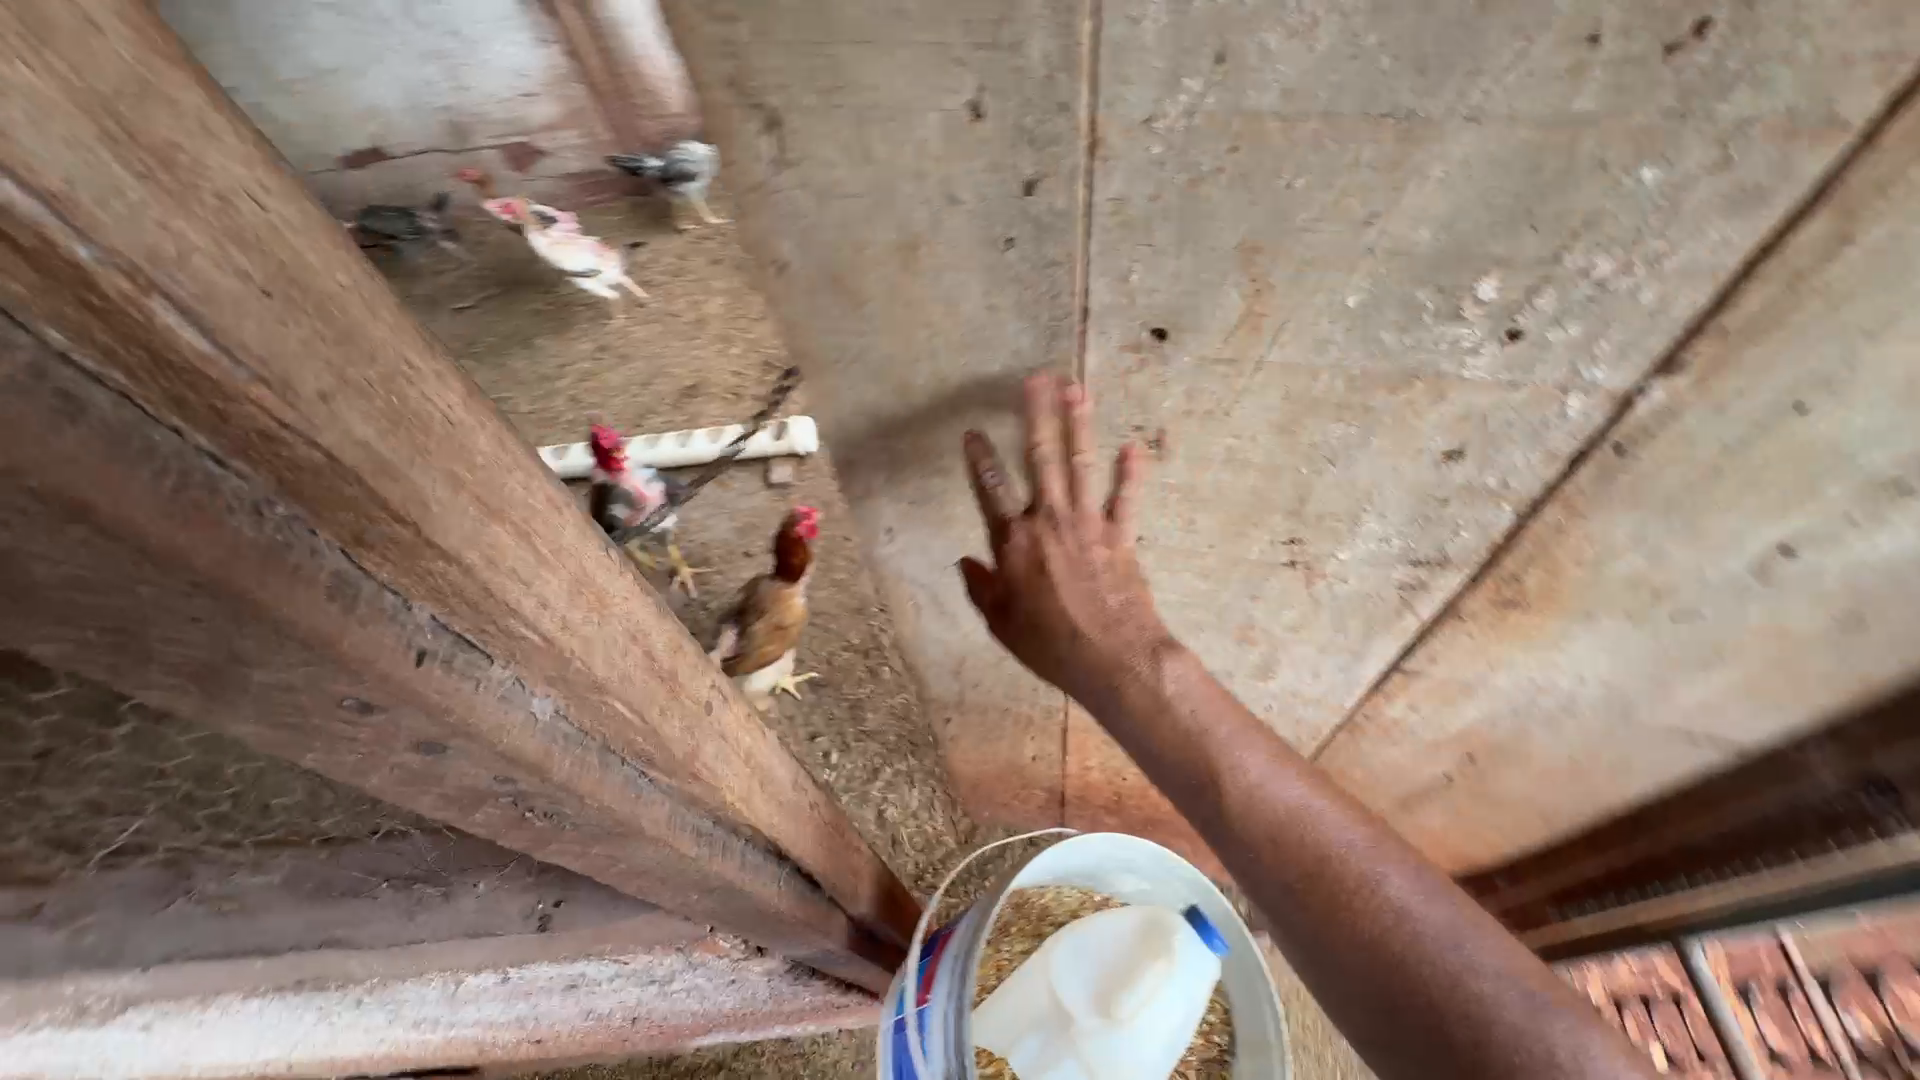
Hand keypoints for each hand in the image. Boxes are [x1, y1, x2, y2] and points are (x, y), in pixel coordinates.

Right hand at [960, 373, 1174, 706]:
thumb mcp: (999, 622)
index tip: (972, 431)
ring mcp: (1088, 524)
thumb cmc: (1048, 644)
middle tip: (1036, 379)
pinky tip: (1135, 445)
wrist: (1110, 658)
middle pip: (1040, 458)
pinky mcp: (1121, 535)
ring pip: (1081, 463)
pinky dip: (1132, 472)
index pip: (990, 489)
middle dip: (1036, 415)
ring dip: (1079, 424)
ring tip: (1077, 389)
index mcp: (1014, 541)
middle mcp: (1049, 521)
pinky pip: (1127, 497)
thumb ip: (980, 587)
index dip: (979, 458)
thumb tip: (964, 561)